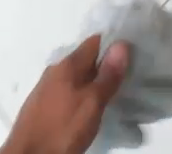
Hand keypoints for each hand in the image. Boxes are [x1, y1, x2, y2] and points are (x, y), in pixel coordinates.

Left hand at [0, 35, 131, 153]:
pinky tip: (86, 109)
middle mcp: (55, 70)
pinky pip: (66, 92)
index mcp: (67, 65)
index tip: (131, 54)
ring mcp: (45, 88)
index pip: (94, 42)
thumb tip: (122, 43)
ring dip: (90, 83)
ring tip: (109, 95)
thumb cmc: (62, 129)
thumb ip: (107, 76)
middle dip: (103, 66)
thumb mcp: (91, 104)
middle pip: (84, 60)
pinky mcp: (40, 106)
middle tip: (125, 78)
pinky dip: (78, 95)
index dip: (113, 45)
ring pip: (74, 77)